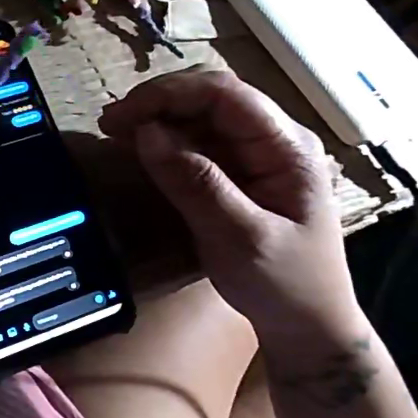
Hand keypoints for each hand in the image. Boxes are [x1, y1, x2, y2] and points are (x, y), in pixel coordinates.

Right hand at [99, 69, 364, 350]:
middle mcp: (273, 138)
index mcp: (288, 146)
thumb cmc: (284, 282)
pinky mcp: (238, 172)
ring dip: (157, 118)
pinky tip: (138, 147)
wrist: (306, 323)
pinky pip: (197, 142)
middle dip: (159, 102)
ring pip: (200, 116)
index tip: (122, 115)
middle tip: (111, 123)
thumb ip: (196, 184)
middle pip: (211, 97)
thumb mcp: (240, 237)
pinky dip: (164, 141)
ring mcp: (256, 154)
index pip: (225, 95)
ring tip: (115, 132)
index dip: (169, 94)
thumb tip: (145, 134)